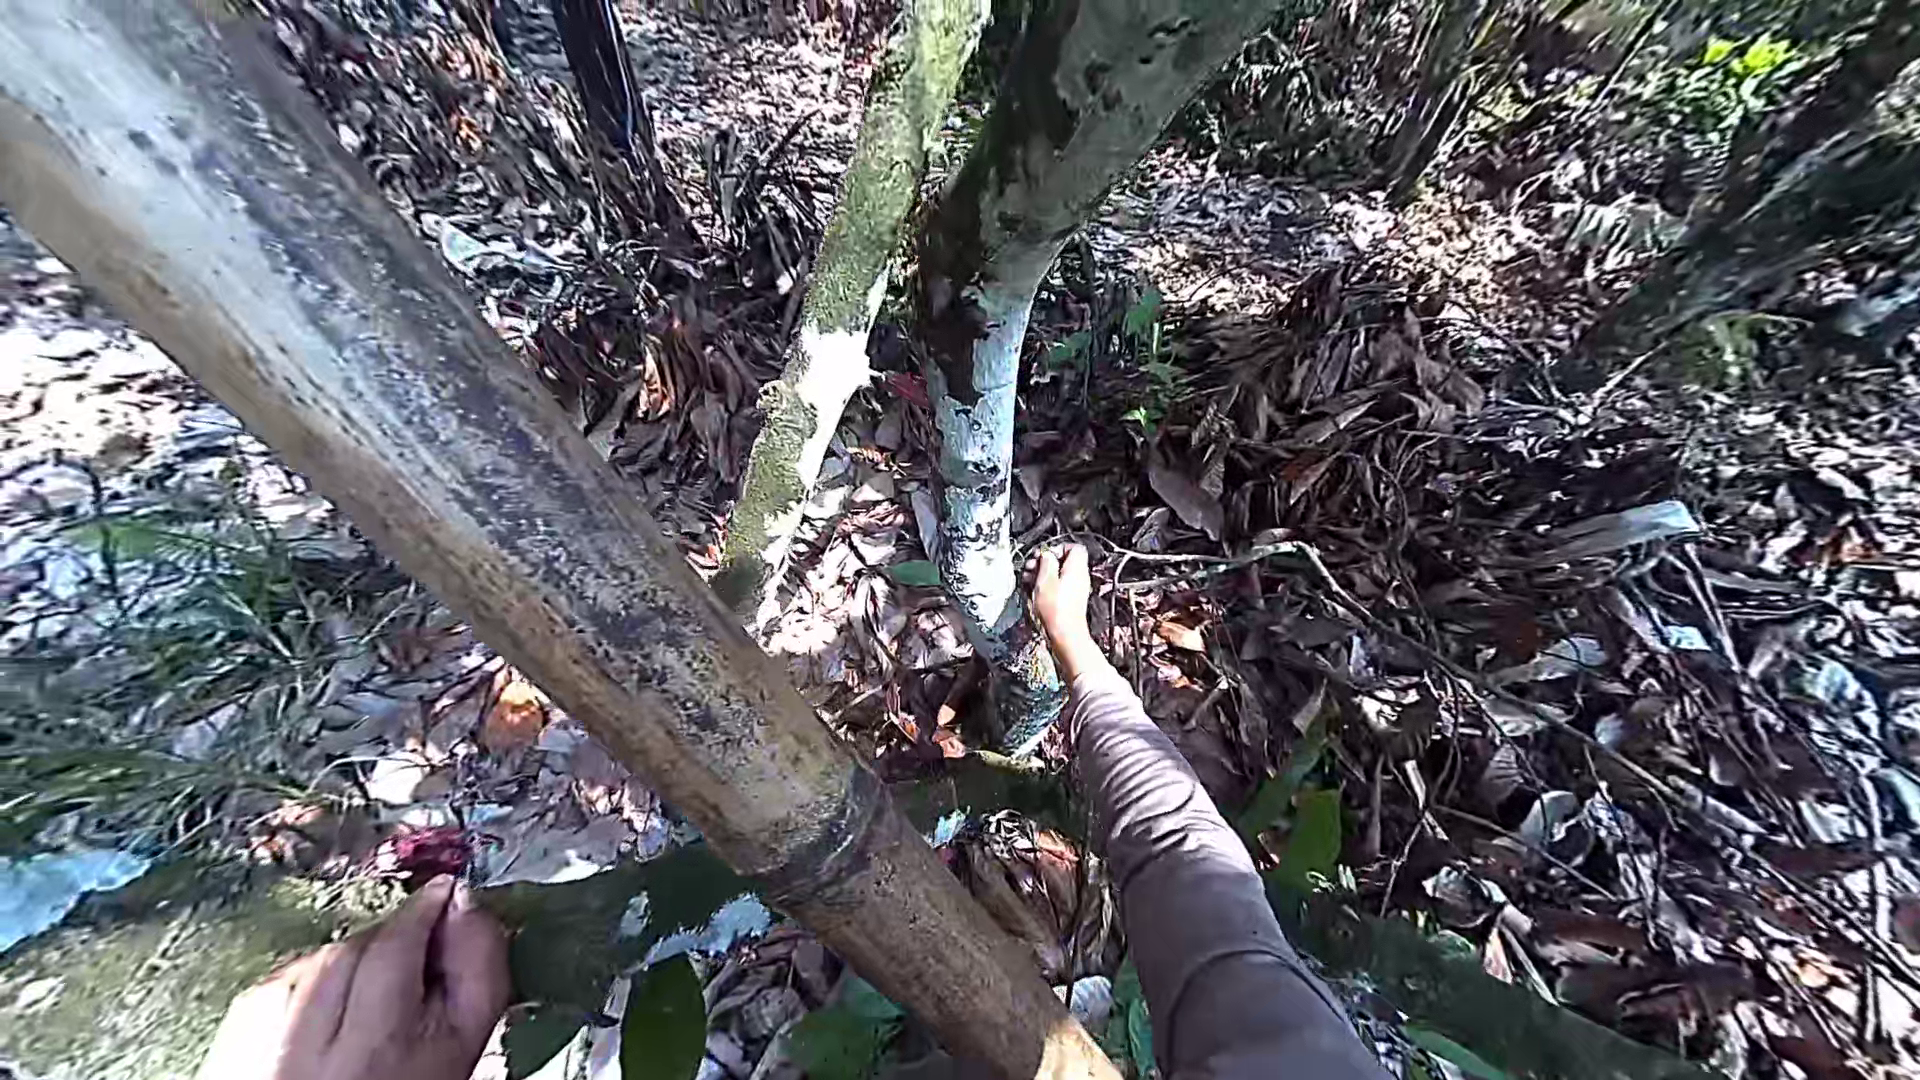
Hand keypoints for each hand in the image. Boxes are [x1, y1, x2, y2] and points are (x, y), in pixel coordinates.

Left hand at [196, 876, 509, 1079]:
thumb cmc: (424, 1075)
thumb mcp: (474, 1022)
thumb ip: (480, 954)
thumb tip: (461, 899)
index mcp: (376, 1048)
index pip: (392, 948)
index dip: (421, 907)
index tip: (443, 889)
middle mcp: (300, 1062)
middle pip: (344, 954)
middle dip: (386, 934)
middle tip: (414, 943)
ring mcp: (252, 1066)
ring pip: (301, 968)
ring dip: (343, 957)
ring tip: (369, 981)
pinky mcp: (227, 1064)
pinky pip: (260, 997)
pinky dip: (302, 983)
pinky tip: (326, 1003)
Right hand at [1031, 544, 1104, 680]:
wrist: (1065, 634)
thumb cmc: (1056, 609)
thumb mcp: (1045, 579)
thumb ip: (1046, 562)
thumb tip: (1047, 554)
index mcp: (1077, 568)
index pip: (1074, 547)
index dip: (1057, 547)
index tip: (1044, 554)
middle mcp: (1079, 577)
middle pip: (1064, 560)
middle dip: (1046, 561)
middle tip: (1033, 566)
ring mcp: (1075, 589)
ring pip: (1059, 573)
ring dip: (1043, 573)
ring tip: (1029, 578)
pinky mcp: (1069, 600)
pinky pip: (1058, 585)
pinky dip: (1047, 584)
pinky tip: (1034, 589)